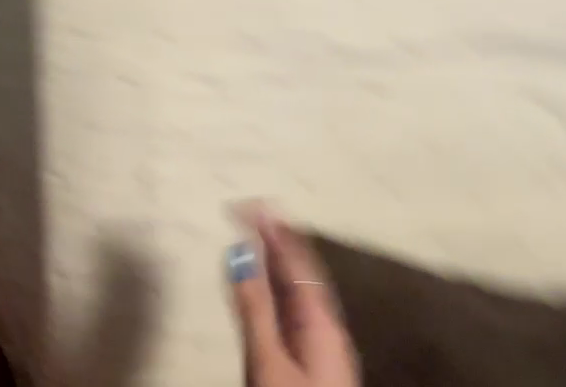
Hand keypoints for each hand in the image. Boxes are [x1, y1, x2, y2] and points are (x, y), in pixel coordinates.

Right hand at [227, 206, 358, 386]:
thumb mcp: (267, 358)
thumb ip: (253, 304)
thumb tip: (239, 249)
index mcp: (321, 323)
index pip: (297, 261)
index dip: (274, 228)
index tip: (249, 201)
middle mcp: (326, 329)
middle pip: (300, 272)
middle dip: (275, 239)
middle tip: (247, 208)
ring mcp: (321, 348)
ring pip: (297, 290)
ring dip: (275, 260)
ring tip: (255, 234)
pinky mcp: (311, 363)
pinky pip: (293, 307)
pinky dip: (276, 285)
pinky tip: (266, 286)